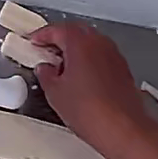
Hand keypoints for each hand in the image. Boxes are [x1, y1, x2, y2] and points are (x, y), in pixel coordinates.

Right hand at [31, 23, 157, 158]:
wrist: (123, 129)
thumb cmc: (91, 110)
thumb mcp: (55, 93)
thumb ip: (46, 75)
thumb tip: (45, 70)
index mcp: (80, 43)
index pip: (57, 29)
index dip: (42, 35)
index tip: (34, 41)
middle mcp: (100, 43)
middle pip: (76, 31)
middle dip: (60, 39)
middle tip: (46, 50)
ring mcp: (114, 54)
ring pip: (91, 43)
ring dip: (75, 49)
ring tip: (62, 66)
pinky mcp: (122, 68)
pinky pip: (101, 55)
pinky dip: (89, 59)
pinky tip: (81, 77)